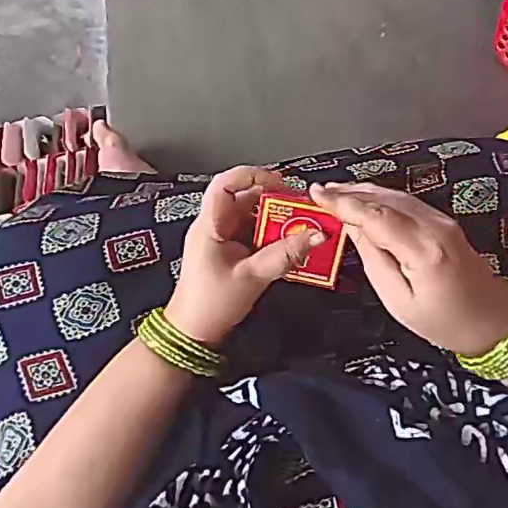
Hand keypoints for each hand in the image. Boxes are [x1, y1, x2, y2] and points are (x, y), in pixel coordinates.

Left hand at [166, 167, 325, 344]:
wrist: (193, 333)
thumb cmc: (209, 305)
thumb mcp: (252, 277)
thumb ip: (285, 254)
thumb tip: (314, 235)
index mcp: (210, 225)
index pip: (226, 183)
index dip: (253, 174)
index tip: (280, 183)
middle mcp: (214, 225)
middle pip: (245, 197)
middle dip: (275, 200)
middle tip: (300, 208)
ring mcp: (221, 237)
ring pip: (253, 215)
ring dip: (276, 219)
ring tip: (299, 227)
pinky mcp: (230, 249)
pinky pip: (254, 231)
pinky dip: (272, 234)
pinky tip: (288, 244)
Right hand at [310, 182, 507, 355]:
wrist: (495, 321)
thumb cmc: (447, 322)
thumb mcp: (399, 302)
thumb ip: (373, 259)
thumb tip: (353, 228)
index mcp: (424, 251)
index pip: (375, 216)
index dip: (343, 202)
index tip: (317, 194)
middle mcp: (434, 227)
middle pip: (384, 199)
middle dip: (349, 192)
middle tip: (320, 190)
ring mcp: (442, 221)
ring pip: (395, 196)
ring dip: (364, 192)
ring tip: (334, 192)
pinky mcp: (444, 222)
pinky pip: (406, 202)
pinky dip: (381, 198)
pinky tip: (364, 200)